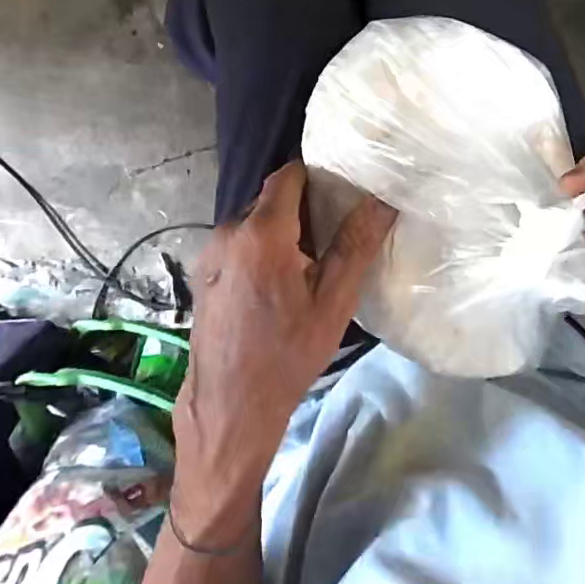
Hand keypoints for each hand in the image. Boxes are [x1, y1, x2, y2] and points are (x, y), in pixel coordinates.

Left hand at [170, 161, 395, 546]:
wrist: (230, 407)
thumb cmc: (287, 354)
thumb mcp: (333, 301)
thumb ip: (356, 244)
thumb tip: (382, 198)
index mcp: (261, 232)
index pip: (288, 175)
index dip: (316, 176)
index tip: (341, 190)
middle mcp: (228, 232)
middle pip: (271, 200)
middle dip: (302, 210)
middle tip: (332, 237)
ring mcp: (210, 253)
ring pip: (253, 224)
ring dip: (280, 233)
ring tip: (307, 266)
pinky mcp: (203, 274)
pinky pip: (238, 245)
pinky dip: (259, 251)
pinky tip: (276, 287)